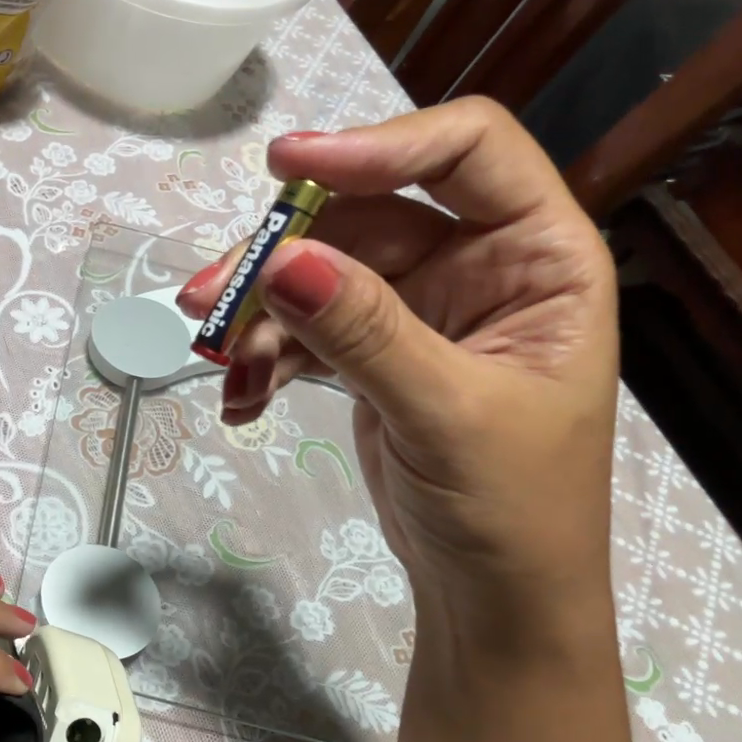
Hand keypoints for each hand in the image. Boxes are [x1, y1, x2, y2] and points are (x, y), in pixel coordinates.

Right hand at [177, 98, 617, 602]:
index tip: (283, 169)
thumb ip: (366, 333)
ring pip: (318, 282)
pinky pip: (304, 337)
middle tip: (204, 302)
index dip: (375, 146)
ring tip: (225, 373)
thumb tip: (281, 261)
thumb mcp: (443, 412)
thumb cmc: (511, 506)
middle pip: (362, 223)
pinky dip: (264, 364)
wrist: (490, 595)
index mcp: (537, 256)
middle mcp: (477, 269)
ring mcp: (417, 316)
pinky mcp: (371, 361)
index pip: (463, 154)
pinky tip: (241, 403)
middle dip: (280, 260)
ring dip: (260, 322)